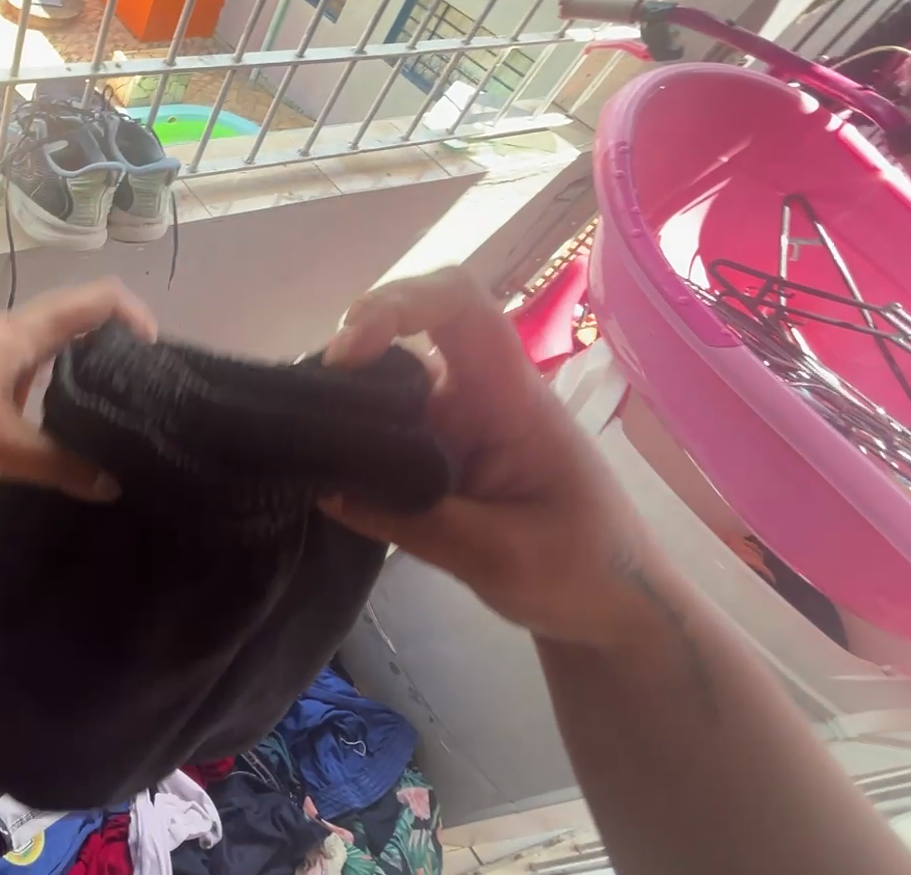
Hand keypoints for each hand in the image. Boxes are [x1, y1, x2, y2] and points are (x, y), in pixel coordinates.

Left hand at [0, 279, 156, 500]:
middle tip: (139, 385)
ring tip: (105, 404)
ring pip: (48, 341)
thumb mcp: (6, 446)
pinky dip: (50, 377)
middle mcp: (10, 328)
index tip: (155, 354)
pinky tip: (52, 416)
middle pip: (76, 316)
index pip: (97, 299)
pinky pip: (25, 360)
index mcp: (26, 332)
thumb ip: (62, 466)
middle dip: (113, 341)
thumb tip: (111, 486)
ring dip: (80, 361)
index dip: (135, 315)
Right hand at [319, 267, 670, 650]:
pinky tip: (318, 459)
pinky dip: (341, 425)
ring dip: (337, 392)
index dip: (397, 304)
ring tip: (299, 438)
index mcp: (507, 396)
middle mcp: (471, 390)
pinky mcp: (427, 443)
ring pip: (380, 372)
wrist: (612, 606)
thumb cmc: (582, 572)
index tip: (346, 355)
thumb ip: (412, 521)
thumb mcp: (500, 558)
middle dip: (348, 348)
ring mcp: (446, 415)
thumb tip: (324, 490)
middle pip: (404, 324)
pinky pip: (375, 414)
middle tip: (300, 406)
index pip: (458, 304)